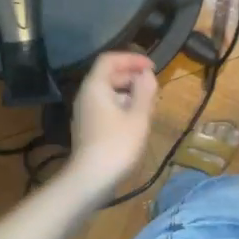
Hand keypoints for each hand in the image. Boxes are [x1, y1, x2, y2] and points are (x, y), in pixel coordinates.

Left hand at [69, 52, 158, 189]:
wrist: (91, 179)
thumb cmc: (117, 145)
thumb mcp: (138, 116)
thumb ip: (144, 91)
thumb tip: (146, 74)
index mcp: (95, 86)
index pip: (110, 59)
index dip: (132, 58)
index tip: (152, 67)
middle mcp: (86, 95)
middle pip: (108, 76)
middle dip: (132, 77)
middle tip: (153, 87)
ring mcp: (84, 113)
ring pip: (108, 93)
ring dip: (128, 94)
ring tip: (148, 105)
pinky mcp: (87, 128)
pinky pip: (105, 108)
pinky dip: (121, 107)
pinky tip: (135, 122)